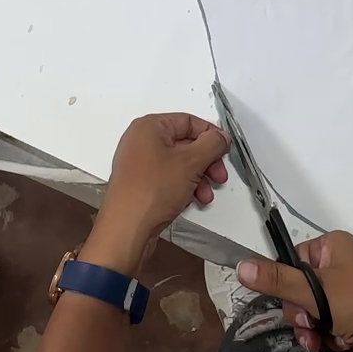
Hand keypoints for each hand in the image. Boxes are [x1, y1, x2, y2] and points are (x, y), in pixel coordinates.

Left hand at [83, 113, 228, 275]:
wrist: (126, 230)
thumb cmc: (155, 189)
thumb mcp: (191, 162)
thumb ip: (212, 144)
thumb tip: (222, 136)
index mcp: (149, 126)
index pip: (188, 121)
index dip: (210, 134)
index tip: (226, 151)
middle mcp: (142, 141)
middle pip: (185, 143)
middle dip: (206, 161)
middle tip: (220, 177)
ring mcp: (139, 164)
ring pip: (179, 163)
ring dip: (199, 177)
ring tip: (206, 195)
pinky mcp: (140, 185)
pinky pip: (168, 178)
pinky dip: (184, 186)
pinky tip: (193, 200)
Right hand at [236, 231, 352, 351]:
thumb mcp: (317, 291)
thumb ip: (277, 281)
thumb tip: (239, 265)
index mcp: (333, 246)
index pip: (293, 260)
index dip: (286, 284)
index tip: (290, 302)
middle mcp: (341, 265)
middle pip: (300, 289)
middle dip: (301, 312)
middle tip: (310, 323)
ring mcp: (351, 294)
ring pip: (313, 312)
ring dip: (314, 329)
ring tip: (323, 339)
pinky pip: (329, 326)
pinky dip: (330, 338)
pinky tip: (342, 345)